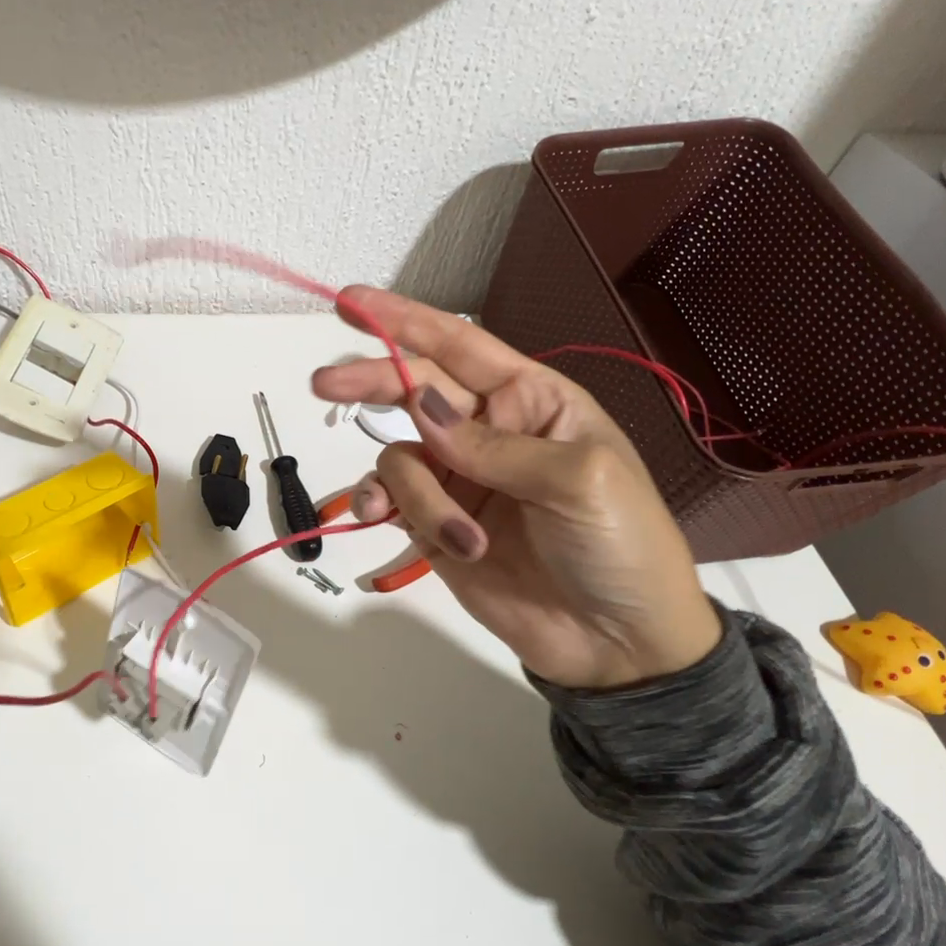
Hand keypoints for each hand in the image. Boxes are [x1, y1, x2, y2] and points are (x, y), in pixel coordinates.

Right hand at [312, 288, 719, 690]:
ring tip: (461, 537)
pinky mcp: (433, 526)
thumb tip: (421, 405)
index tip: (352, 302)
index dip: (405, 321)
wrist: (616, 642)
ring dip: (416, 494)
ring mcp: (457, 481)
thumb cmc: (621, 544)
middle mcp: (487, 432)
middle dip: (372, 382)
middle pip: (413, 391)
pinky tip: (384, 524)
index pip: (460, 348)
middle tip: (324, 384)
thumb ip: (494, 444)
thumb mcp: (576, 480)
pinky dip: (382, 509)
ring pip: (399, 458)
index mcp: (533, 402)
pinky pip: (389, 501)